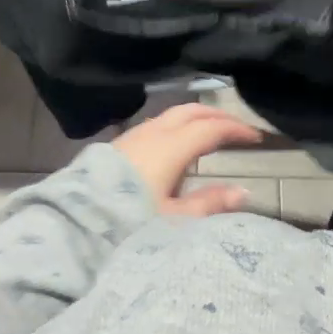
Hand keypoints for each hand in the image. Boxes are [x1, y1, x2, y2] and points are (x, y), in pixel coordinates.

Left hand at [111, 104, 263, 217]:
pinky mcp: (121, 143)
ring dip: (196, 118)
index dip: (235, 128)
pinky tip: (178, 144)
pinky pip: (158, 123)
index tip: (255, 136)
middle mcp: (153, 131)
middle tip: (237, 127)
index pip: (210, 127)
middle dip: (216, 115)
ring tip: (211, 133)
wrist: (76, 222)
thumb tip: (243, 191)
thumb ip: (209, 204)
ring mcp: (134, 135)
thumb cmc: (129, 222)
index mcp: (171, 146)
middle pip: (191, 111)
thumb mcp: (174, 220)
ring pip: (172, 114)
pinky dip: (178, 125)